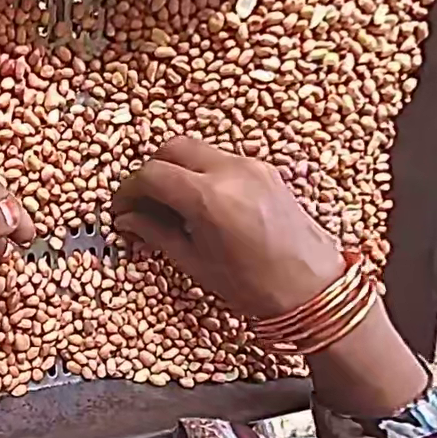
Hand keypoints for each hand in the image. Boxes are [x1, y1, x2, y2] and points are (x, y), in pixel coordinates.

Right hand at [111, 136, 345, 317]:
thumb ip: (157, 233)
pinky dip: (200, 172)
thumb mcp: (194, 262)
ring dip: (175, 169)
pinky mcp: (265, 170)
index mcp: (209, 198)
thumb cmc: (255, 286)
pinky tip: (198, 202)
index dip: (129, 190)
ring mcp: (252, 166)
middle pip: (172, 148)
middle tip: (141, 200)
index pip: (152, 175)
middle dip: (150, 170)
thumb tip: (128, 220)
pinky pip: (220, 160)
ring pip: (197, 150)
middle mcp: (231, 171)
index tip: (121, 207)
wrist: (315, 289)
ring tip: (168, 204)